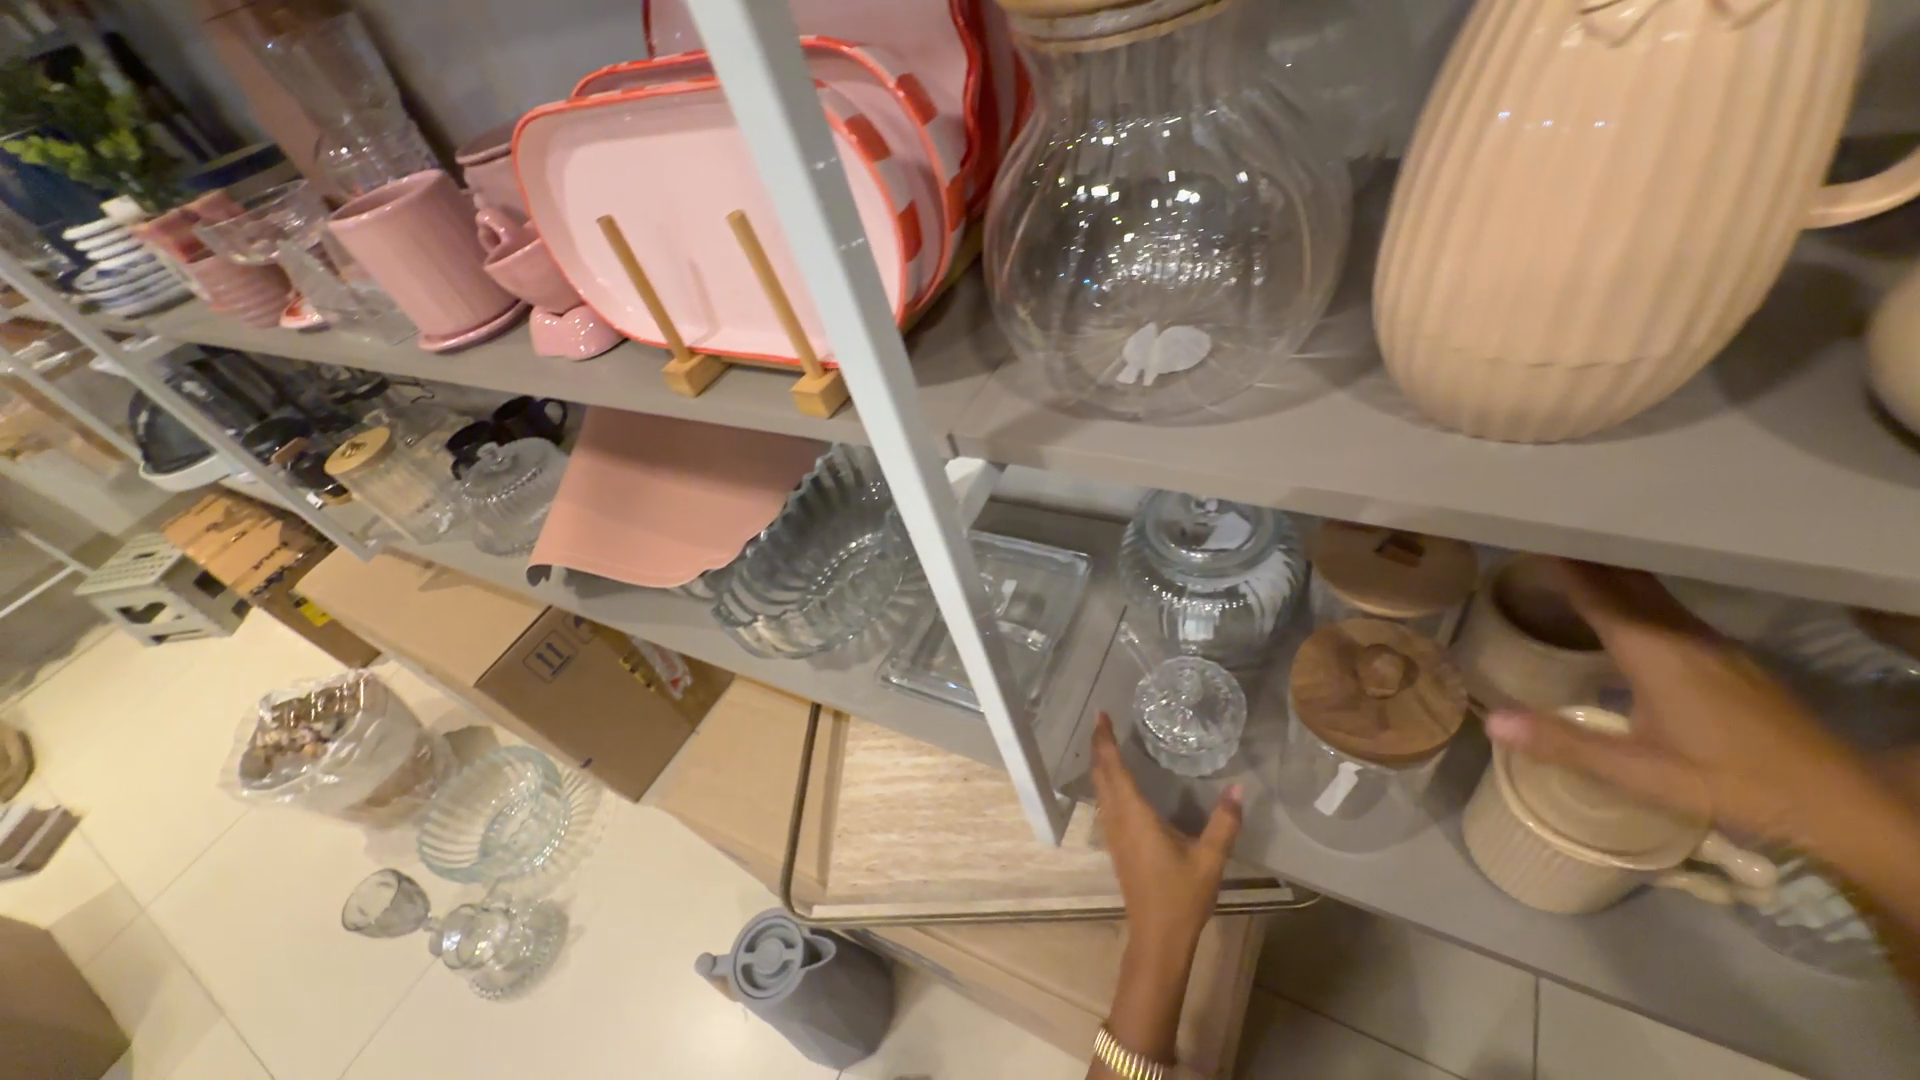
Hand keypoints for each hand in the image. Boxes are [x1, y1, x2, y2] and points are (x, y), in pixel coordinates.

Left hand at [1089, 712, 1242, 951]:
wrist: (1157, 937)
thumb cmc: (1181, 896)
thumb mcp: (1209, 859)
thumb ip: (1224, 823)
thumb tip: (1238, 789)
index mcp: (1134, 815)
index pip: (1112, 768)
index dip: (1104, 739)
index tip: (1100, 714)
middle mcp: (1117, 819)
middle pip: (1100, 775)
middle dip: (1099, 745)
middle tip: (1103, 720)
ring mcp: (1113, 834)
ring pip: (1100, 789)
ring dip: (1101, 764)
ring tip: (1109, 742)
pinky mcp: (1117, 846)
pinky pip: (1105, 803)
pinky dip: (1107, 783)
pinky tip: (1120, 783)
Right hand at [1483, 561, 1873, 851]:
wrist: (1839, 801)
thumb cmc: (1733, 784)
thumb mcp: (1640, 773)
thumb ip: (1564, 743)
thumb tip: (1490, 721)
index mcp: (1654, 652)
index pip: (1597, 591)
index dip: (1559, 565)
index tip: (1523, 541)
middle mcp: (1683, 635)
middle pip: (1626, 581)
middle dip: (1581, 559)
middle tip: (1536, 544)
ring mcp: (1712, 644)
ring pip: (1650, 592)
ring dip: (1608, 576)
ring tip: (1566, 570)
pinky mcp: (1729, 659)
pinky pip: (1667, 610)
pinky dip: (1632, 598)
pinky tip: (1620, 616)